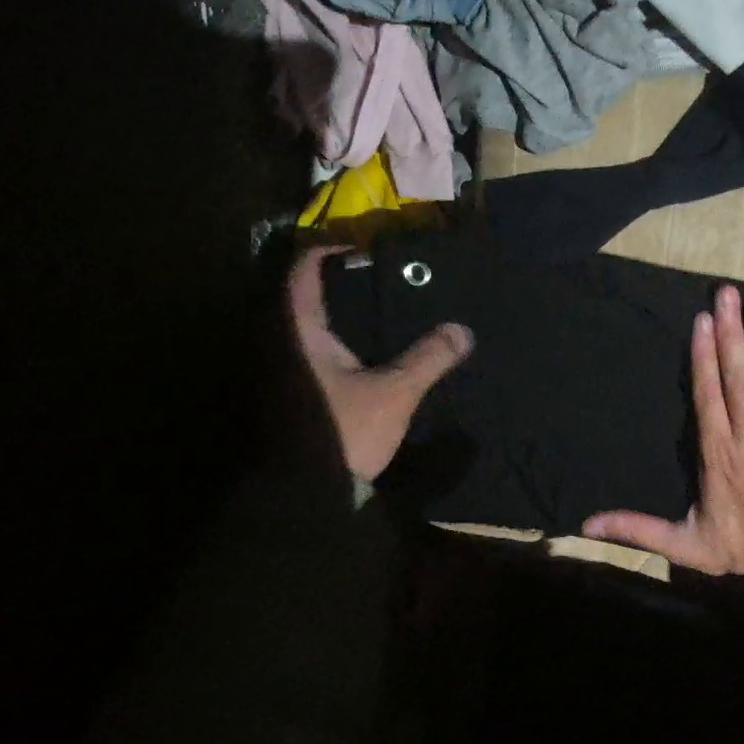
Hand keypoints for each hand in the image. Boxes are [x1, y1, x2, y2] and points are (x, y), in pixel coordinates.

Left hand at [289, 245, 471, 482]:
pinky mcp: (293, 394)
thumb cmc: (345, 430)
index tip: (365, 251)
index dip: (330, 253)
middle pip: (307, 297)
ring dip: (343, 320)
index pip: (303, 271)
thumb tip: (462, 330)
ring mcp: (283, 370)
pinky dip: (340, 347)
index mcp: (299, 330)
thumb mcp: (395, 392)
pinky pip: (315, 355)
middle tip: (386, 284)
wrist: (309, 492)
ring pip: (312, 329)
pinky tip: (371, 357)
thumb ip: (428, 358)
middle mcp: (282, 342)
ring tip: (386, 318)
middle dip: (343, 287)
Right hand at [583, 285, 743, 575]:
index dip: (705, 356)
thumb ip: (637, 529)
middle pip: (739, 379)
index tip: (703, 320)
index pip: (708, 395)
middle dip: (732, 334)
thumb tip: (587, 526)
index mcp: (719, 454)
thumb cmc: (737, 553)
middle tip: (729, 294)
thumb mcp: (682, 545)